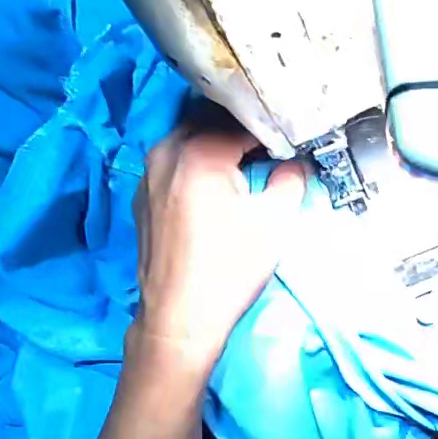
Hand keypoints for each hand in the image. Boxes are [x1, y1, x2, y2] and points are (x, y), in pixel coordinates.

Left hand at [132, 120, 306, 371]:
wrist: (179, 318)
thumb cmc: (230, 269)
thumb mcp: (275, 222)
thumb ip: (290, 179)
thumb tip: (296, 161)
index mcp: (200, 151)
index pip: (245, 120)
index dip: (272, 131)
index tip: (289, 145)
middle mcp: (166, 150)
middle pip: (212, 121)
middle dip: (242, 132)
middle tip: (268, 154)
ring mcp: (147, 173)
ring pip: (188, 139)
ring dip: (216, 146)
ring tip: (241, 170)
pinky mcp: (141, 195)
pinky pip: (172, 163)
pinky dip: (195, 164)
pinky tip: (212, 191)